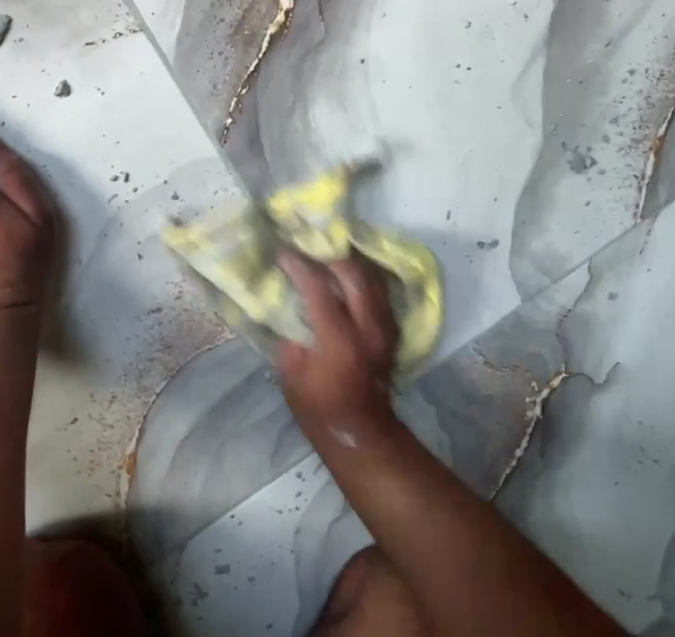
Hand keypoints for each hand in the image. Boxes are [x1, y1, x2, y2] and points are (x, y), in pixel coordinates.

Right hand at [275, 250, 399, 446]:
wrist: (361, 433)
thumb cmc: (319, 408)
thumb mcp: (291, 374)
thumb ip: (291, 334)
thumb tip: (290, 304)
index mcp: (339, 340)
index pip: (319, 288)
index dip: (299, 266)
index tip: (283, 252)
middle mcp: (368, 328)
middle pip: (354, 274)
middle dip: (330, 254)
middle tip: (309, 241)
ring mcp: (385, 328)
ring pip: (373, 278)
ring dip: (351, 261)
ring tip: (329, 248)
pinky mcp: (392, 330)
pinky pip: (380, 291)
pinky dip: (364, 276)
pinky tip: (349, 269)